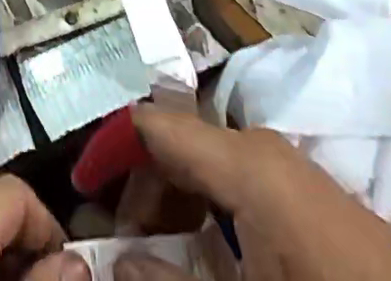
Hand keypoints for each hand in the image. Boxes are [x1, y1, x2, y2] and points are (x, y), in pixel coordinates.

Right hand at [126, 105, 390, 280]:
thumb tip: (116, 264)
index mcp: (241, 160)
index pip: (152, 124)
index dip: (111, 153)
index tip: (86, 194)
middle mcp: (258, 147)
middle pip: (174, 145)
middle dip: (141, 191)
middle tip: (122, 244)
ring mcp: (285, 167)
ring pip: (203, 165)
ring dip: (173, 205)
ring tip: (158, 255)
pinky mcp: (304, 191)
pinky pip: (235, 183)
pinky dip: (207, 212)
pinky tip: (208, 257)